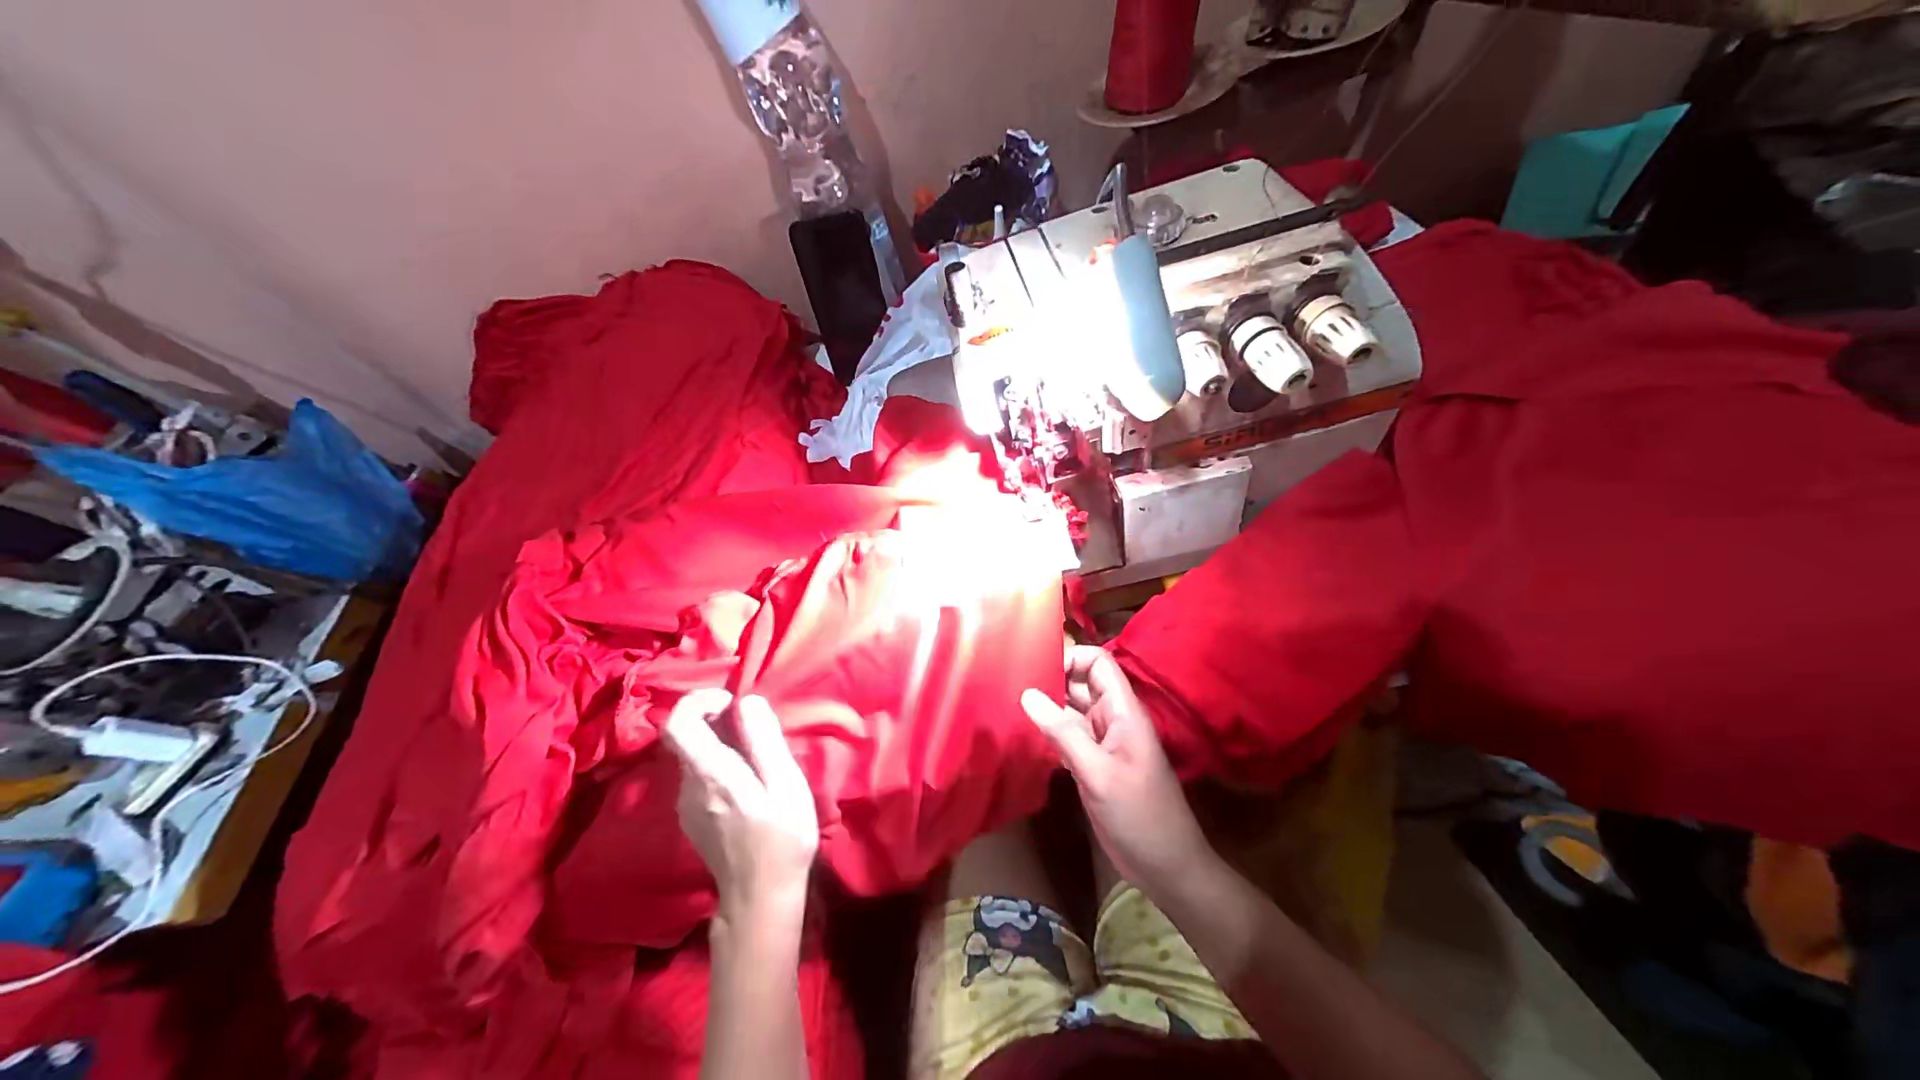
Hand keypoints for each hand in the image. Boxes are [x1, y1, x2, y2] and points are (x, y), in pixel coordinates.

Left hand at [662, 690, 819, 919]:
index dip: (698, 700)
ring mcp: (686, 805)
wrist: (760, 899)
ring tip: (759, 758)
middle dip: (716, 720)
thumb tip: (745, 701)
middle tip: (756, 729)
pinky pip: (699, 776)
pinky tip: (748, 783)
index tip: (731, 702)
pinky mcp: (692, 818)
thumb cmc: (782, 839)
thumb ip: (763, 741)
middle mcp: (688, 786)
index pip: (677, 722)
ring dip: (720, 743)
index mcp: (710, 774)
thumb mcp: (785, 785)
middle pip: (685, 737)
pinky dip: (719, 764)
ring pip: (694, 756)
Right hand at [1020, 646, 1213, 896]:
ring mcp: (1103, 743)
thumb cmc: (1140, 817)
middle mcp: (1113, 720)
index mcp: (1124, 713)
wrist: (1167, 867)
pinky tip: (1023, 736)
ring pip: (1072, 711)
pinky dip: (1049, 733)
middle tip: (1010, 686)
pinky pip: (1069, 737)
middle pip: (1081, 684)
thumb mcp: (1098, 773)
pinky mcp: (1094, 765)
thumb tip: (1027, 693)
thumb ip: (1062, 732)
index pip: (1098, 664)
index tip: (1036, 672)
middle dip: (1050, 680)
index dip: (1070, 658)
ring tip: (1009, 706)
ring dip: (1046, 707)